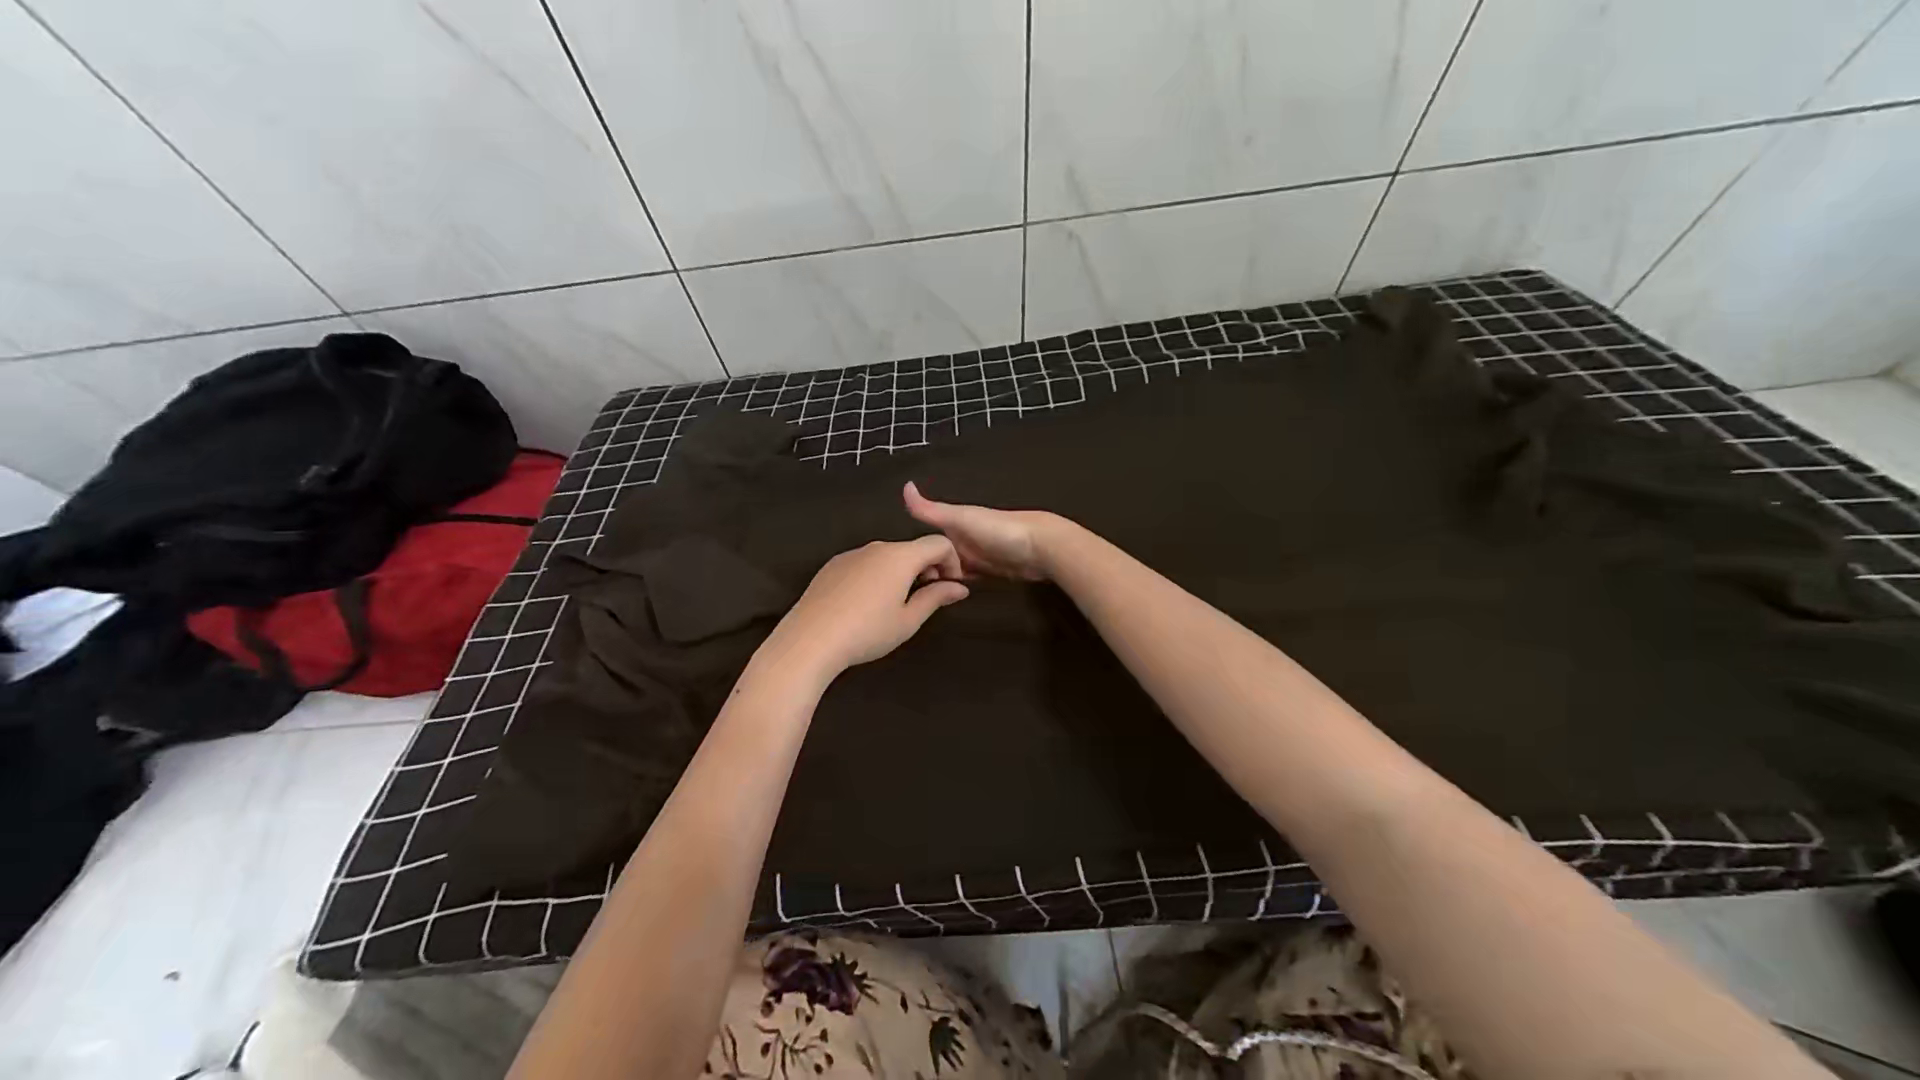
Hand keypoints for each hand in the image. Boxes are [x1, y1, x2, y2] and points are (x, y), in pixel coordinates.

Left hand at [760, 535, 969, 677]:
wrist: (810, 639)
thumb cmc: (867, 632)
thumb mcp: (908, 620)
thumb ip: (935, 598)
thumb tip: (958, 588)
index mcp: (900, 556)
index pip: (938, 543)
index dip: (953, 562)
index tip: (951, 586)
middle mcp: (876, 547)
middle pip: (912, 548)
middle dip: (927, 568)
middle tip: (929, 597)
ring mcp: (851, 554)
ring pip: (887, 556)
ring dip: (902, 572)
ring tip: (897, 604)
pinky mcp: (832, 565)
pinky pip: (865, 563)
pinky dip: (877, 575)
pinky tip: (868, 604)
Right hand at [903, 481, 1062, 580]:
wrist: (1042, 546)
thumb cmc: (998, 530)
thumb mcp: (960, 518)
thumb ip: (931, 509)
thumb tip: (905, 486)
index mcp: (954, 526)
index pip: (927, 542)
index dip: (915, 556)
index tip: (901, 574)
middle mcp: (963, 540)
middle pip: (938, 558)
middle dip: (927, 571)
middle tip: (914, 593)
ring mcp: (978, 557)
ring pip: (952, 570)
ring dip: (942, 580)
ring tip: (926, 598)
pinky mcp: (992, 573)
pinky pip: (968, 581)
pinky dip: (958, 586)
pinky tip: (950, 595)